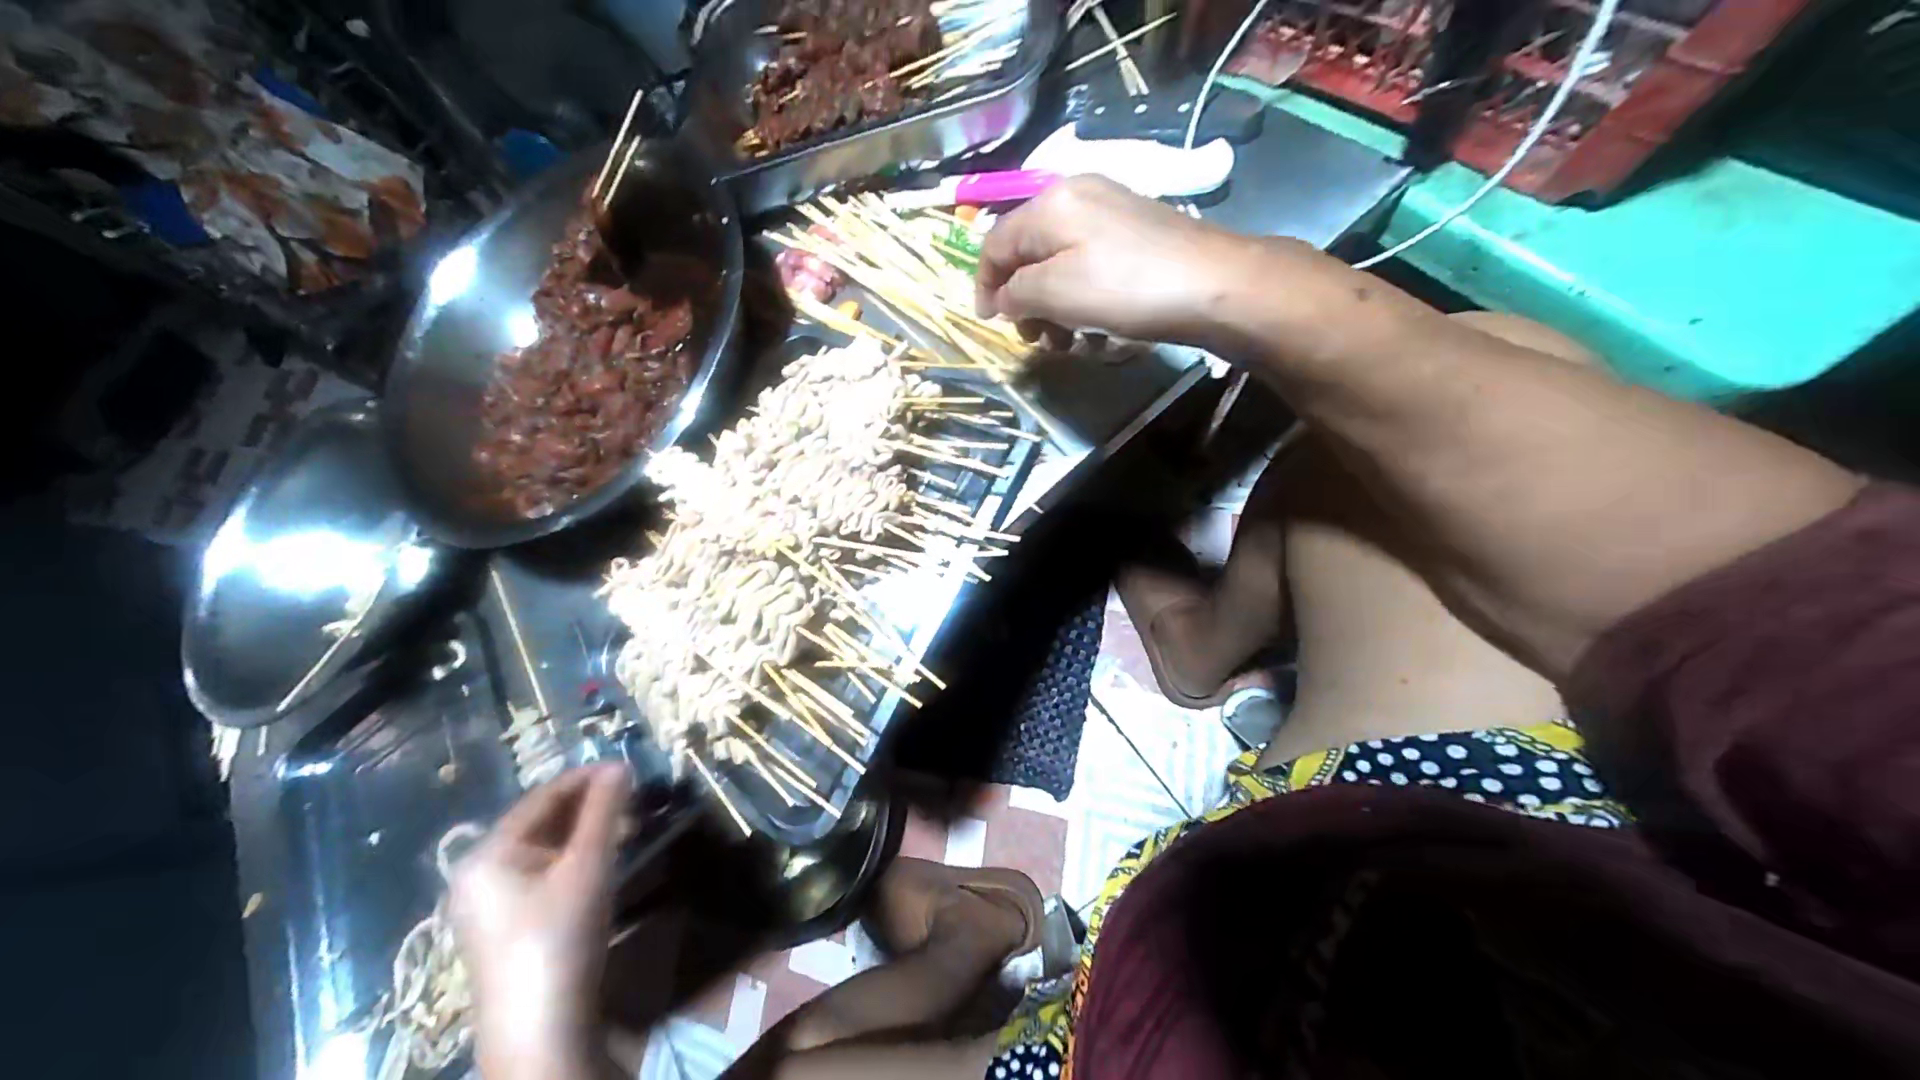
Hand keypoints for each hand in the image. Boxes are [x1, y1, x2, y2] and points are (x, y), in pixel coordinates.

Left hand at [450, 763, 630, 1079]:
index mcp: (487, 854)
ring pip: (545, 849)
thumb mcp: (589, 865)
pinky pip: (542, 873)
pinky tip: (604, 860)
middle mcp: (479, 873)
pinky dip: (575, 858)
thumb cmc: (559, 935)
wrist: (541, 1029)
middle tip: (634, 798)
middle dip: (589, 806)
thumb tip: (620, 765)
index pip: (541, 797)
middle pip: (540, 822)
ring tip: (629, 826)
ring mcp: (489, 903)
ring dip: (587, 832)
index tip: (628, 767)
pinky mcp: (506, 926)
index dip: (586, 778)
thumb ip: (604, 810)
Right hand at [974, 176, 1256, 350]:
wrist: (1214, 284)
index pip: (995, 242)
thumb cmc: (1125, 288)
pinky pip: (1092, 268)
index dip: (984, 285)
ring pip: (1061, 266)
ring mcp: (1110, 214)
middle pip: (1029, 255)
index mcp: (1050, 203)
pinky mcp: (1136, 235)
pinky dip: (1086, 302)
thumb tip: (1002, 297)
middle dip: (1027, 303)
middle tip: (1039, 340)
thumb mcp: (1056, 293)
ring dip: (1058, 310)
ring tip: (1073, 343)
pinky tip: (1103, 331)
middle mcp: (1077, 197)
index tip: (990, 322)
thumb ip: (1016, 293)